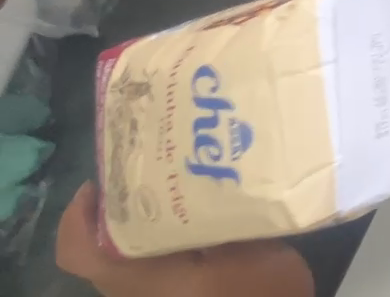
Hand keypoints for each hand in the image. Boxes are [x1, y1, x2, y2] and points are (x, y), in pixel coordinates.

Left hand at [57, 183, 315, 296]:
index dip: (78, 218)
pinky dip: (172, 225)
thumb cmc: (251, 292)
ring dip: (148, 213)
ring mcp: (163, 286)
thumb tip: (218, 177)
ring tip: (184, 176)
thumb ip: (223, 220)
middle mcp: (139, 284)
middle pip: (107, 244)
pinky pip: (162, 250)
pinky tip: (211, 204)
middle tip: (153, 165)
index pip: (82, 252)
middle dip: (120, 205)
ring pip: (135, 246)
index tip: (101, 180)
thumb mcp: (245, 252)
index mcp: (139, 279)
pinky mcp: (186, 283)